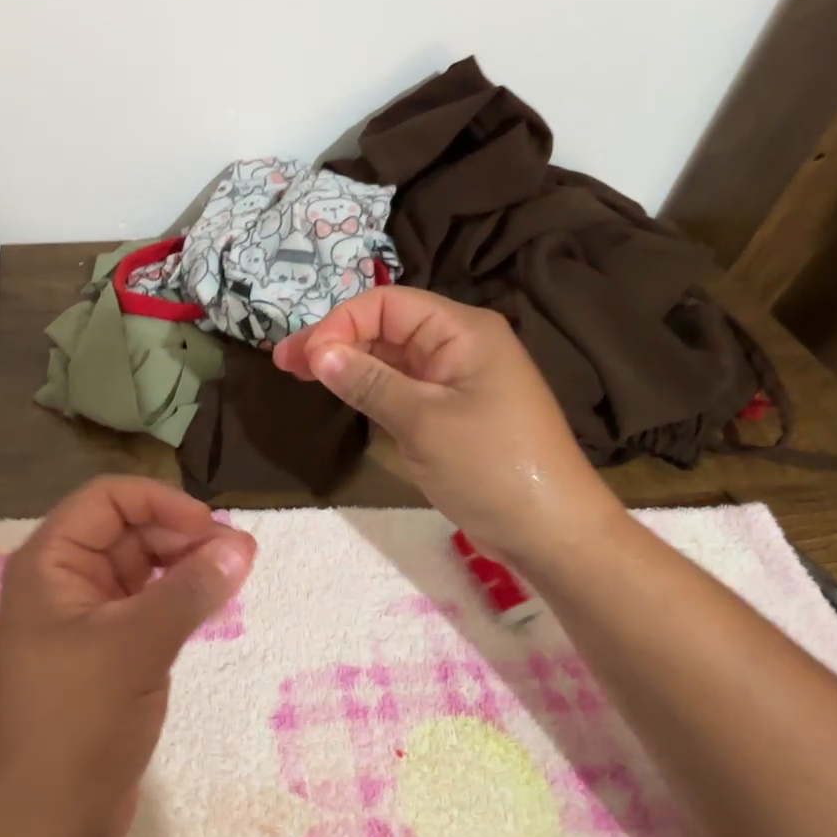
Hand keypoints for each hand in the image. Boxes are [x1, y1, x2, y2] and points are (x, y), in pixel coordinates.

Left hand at [0, 476, 255, 836]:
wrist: (47, 818)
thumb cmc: (78, 719)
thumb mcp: (136, 647)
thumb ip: (188, 591)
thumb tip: (241, 545)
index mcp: (50, 562)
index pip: (107, 500)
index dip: (159, 502)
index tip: (209, 527)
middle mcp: (64, 578)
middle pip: (128, 529)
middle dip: (181, 534)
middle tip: (239, 553)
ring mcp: (85, 614)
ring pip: (141, 566)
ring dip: (186, 564)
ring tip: (237, 571)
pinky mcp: (106, 648)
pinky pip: (146, 602)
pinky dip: (178, 596)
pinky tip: (213, 600)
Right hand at [273, 286, 618, 555]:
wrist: (553, 532)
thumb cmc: (491, 466)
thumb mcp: (422, 422)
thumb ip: (367, 381)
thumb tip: (316, 352)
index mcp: (462, 330)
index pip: (386, 304)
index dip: (339, 323)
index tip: (303, 360)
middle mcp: (459, 344)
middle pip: (385, 326)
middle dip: (334, 340)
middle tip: (284, 363)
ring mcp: (456, 378)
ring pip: (390, 356)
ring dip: (347, 363)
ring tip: (298, 375)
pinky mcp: (452, 409)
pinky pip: (402, 384)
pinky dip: (368, 386)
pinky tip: (339, 393)